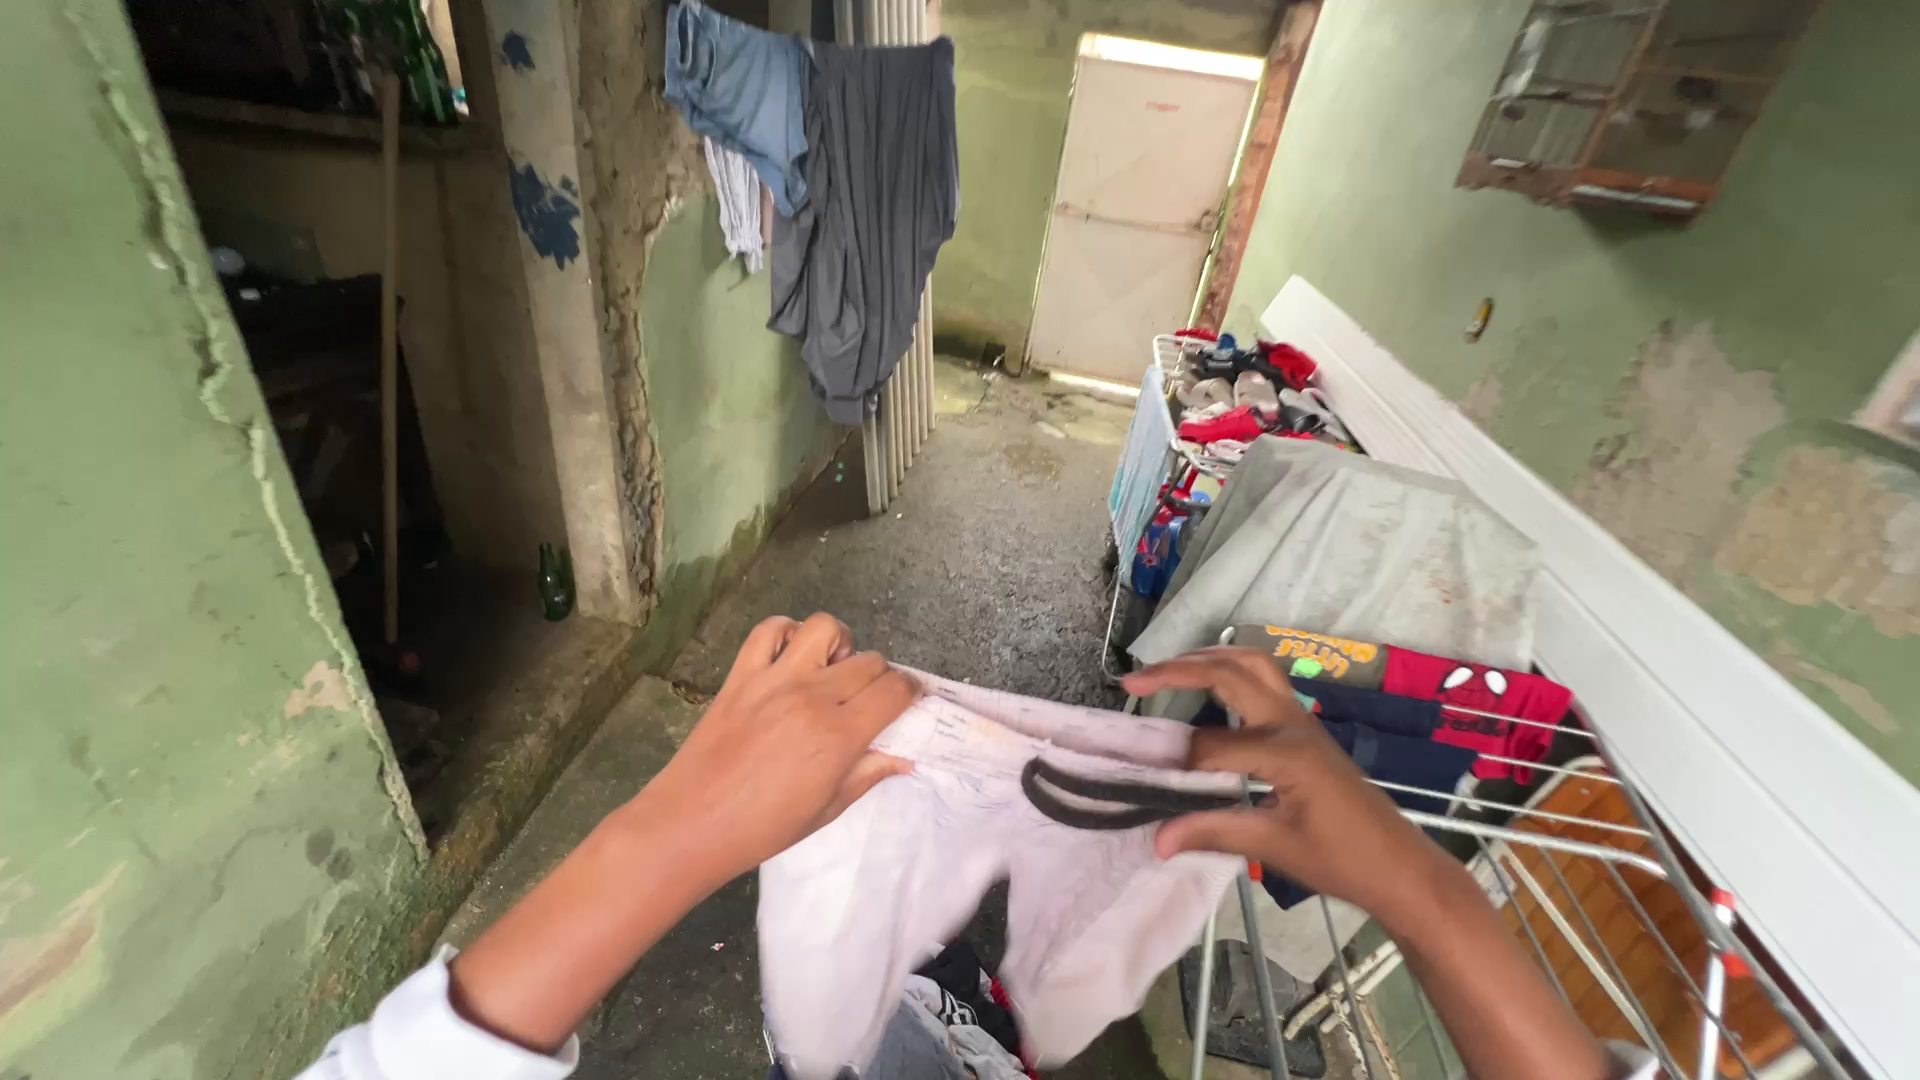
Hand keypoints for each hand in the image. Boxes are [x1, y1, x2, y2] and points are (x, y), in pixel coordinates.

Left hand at [635, 613, 917, 888]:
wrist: (689, 825)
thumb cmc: (763, 828)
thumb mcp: (827, 810)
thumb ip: (869, 774)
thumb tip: (905, 756)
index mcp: (837, 737)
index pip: (894, 691)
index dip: (910, 692)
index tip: (907, 700)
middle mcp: (810, 698)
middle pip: (869, 661)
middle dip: (880, 677)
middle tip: (867, 699)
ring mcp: (773, 680)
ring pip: (824, 628)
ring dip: (839, 644)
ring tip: (831, 671)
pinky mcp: (741, 674)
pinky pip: (769, 630)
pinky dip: (787, 633)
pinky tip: (791, 658)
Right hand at [1121, 647, 1448, 925]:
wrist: (1401, 867)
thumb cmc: (1342, 860)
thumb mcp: (1275, 847)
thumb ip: (1213, 832)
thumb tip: (1157, 839)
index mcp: (1285, 752)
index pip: (1212, 745)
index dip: (1178, 762)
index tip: (1150, 780)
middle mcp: (1290, 722)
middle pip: (1228, 673)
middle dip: (1176, 671)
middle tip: (1133, 684)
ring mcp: (1299, 718)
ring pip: (1250, 663)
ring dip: (1205, 659)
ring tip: (1164, 670)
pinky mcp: (1302, 724)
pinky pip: (1262, 677)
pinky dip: (1227, 669)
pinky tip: (1207, 685)